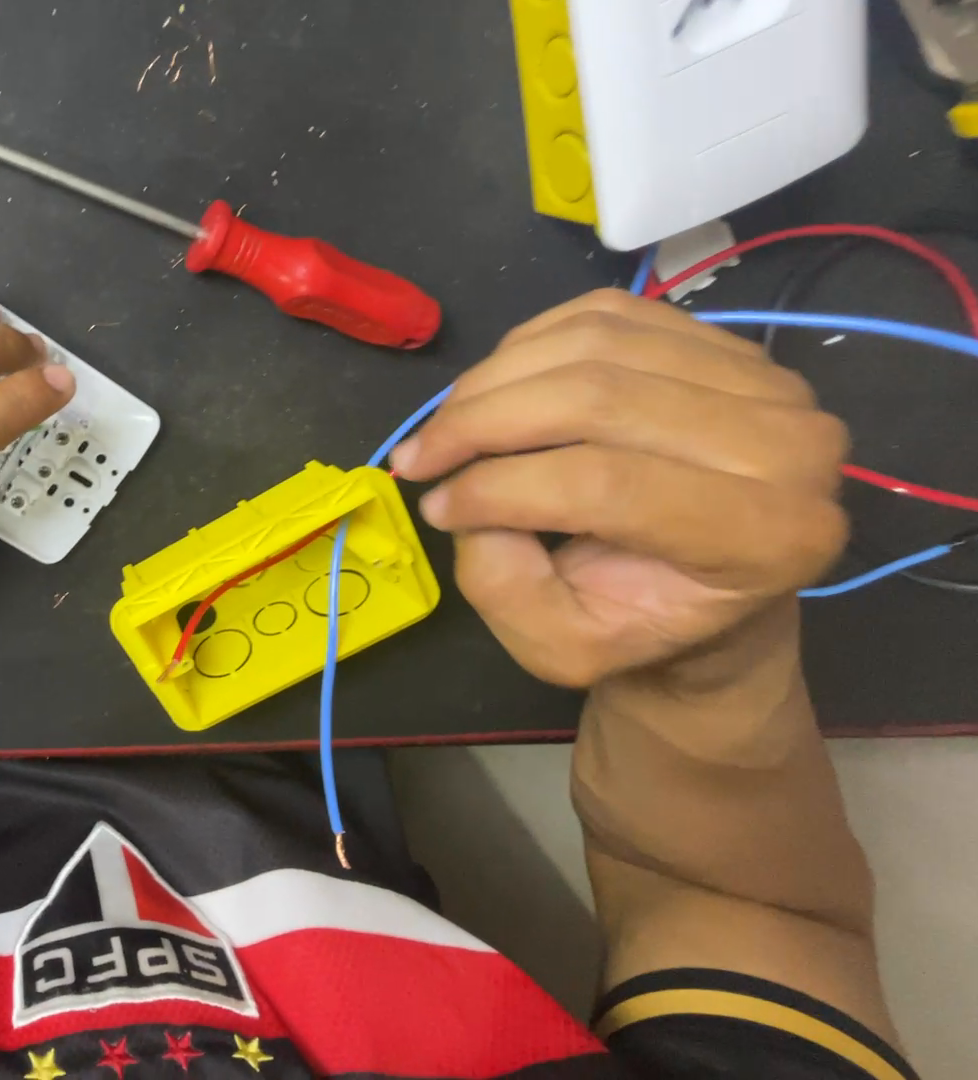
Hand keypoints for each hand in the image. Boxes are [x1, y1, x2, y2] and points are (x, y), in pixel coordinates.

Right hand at [389, 290, 848, 688]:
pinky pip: (598, 315)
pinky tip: (487, 394)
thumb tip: (459, 503)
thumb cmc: (630, 622)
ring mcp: (760, 378)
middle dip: (475, 424)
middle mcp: (790, 443)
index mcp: (768, 536)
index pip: (605, 484)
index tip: (431, 508)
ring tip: (441, 430)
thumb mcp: (557, 646)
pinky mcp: (717, 341)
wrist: (702, 587)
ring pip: (589, 345)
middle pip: (595, 397)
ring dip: (485, 383)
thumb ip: (506, 589)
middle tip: (413, 459)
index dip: (496, 490)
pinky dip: (519, 349)